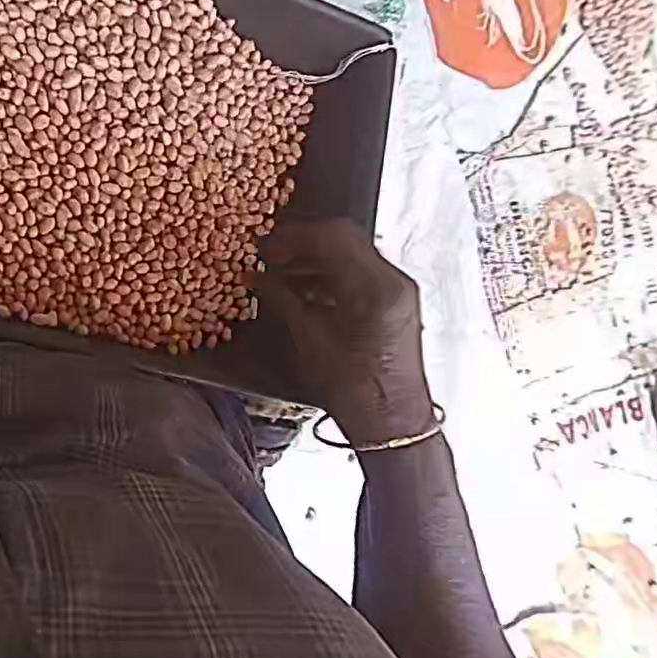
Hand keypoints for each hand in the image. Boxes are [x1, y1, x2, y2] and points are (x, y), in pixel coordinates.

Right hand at [262, 220, 434, 443]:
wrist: (392, 420)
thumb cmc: (354, 389)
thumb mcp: (310, 341)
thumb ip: (284, 300)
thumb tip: (259, 277)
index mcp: (375, 290)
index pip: (333, 238)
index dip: (294, 237)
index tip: (267, 246)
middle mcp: (393, 281)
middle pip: (345, 238)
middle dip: (303, 243)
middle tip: (271, 255)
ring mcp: (397, 289)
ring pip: (351, 253)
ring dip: (315, 257)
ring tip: (281, 271)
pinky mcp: (394, 300)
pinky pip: (359, 272)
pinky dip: (330, 272)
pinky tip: (303, 286)